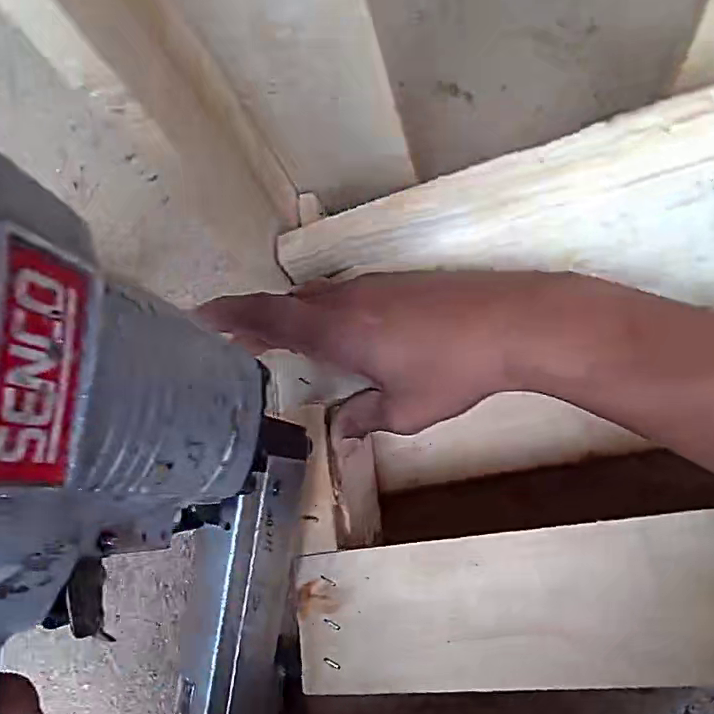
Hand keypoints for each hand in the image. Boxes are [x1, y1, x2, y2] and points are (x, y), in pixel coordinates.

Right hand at [197, 271, 606, 436]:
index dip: (233, 315)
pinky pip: (348, 294)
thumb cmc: (453, 371)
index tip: (201, 317)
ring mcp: (377, 286)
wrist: (512, 323)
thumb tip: (340, 429)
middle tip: (239, 339)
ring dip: (296, 314)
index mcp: (339, 330)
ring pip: (320, 296)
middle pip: (290, 302)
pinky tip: (342, 333)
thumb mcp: (405, 411)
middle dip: (259, 319)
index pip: (271, 316)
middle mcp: (350, 300)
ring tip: (284, 338)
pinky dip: (328, 311)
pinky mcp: (401, 283)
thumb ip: (365, 418)